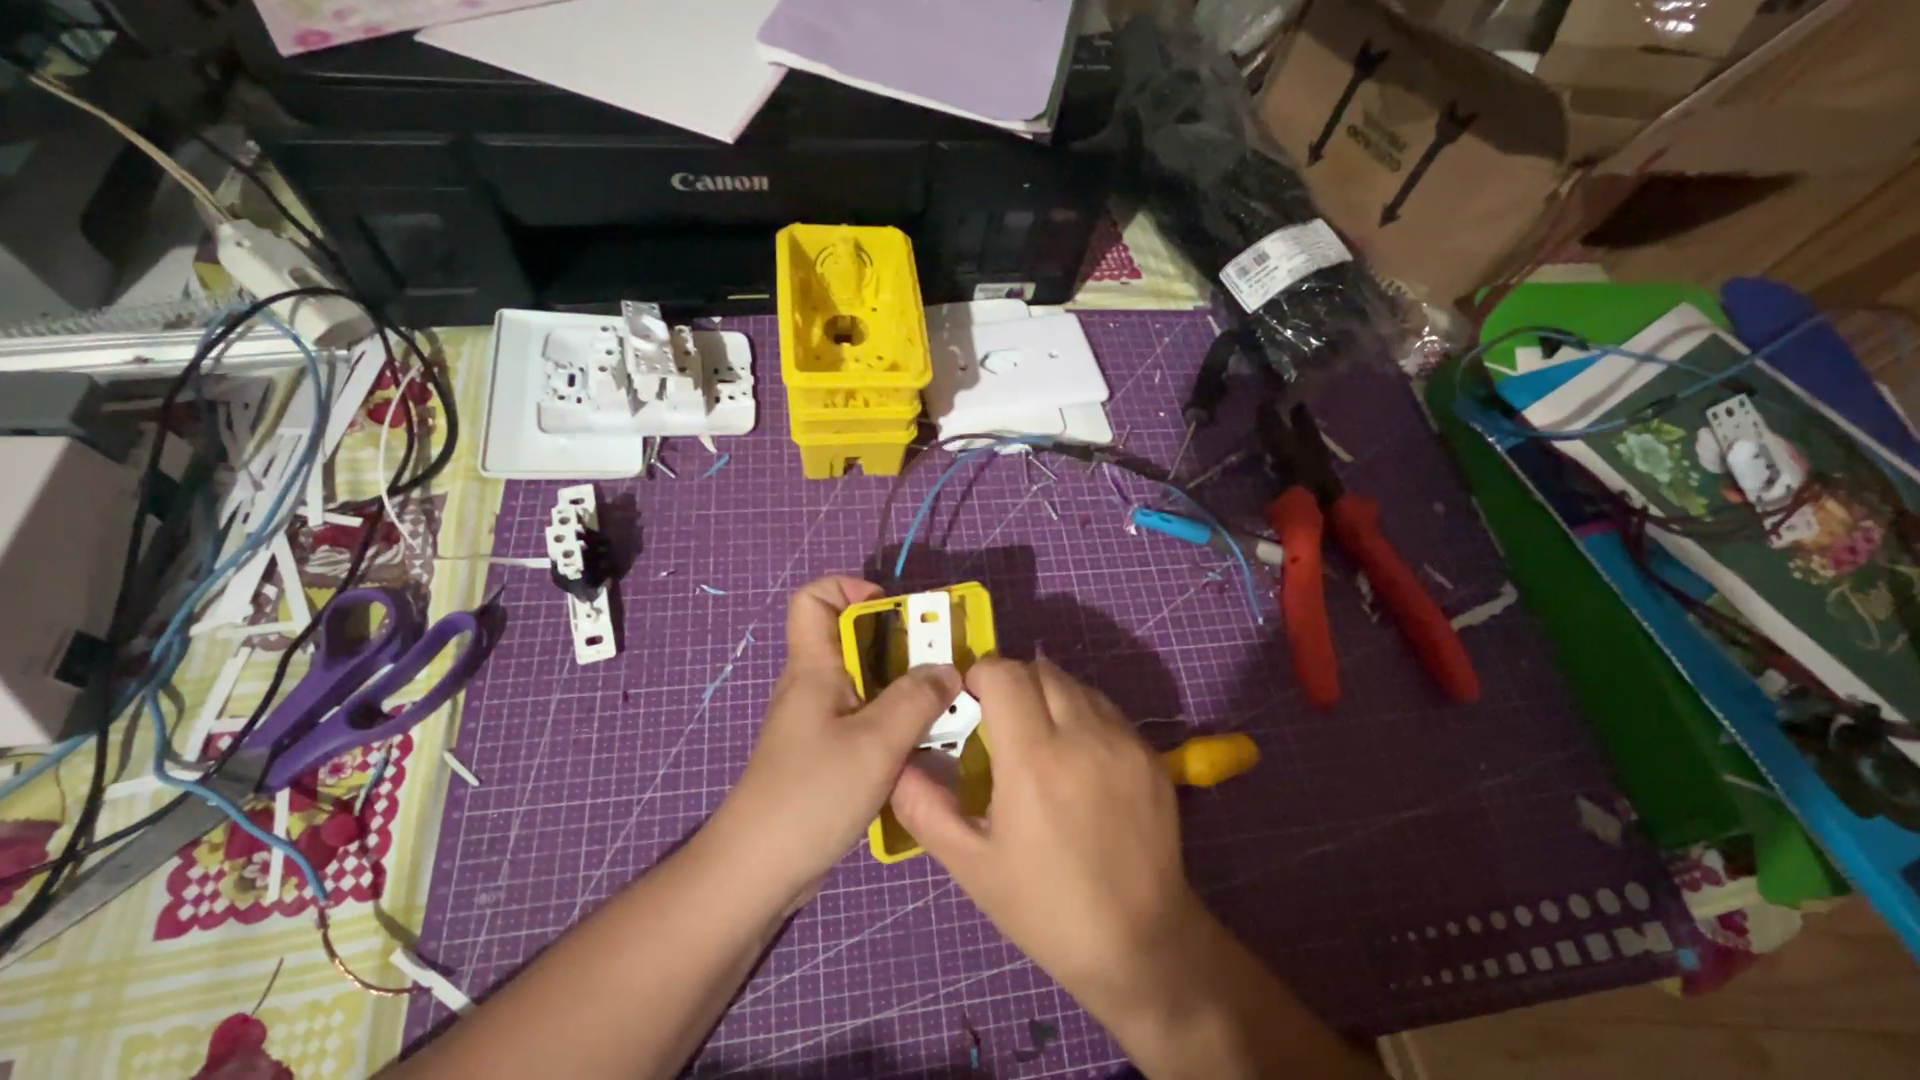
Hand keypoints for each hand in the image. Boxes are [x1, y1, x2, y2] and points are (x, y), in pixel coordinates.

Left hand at [715, 576, 962, 901]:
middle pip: (855, 642)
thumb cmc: (813, 793)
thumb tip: (948, 669)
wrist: (761, 869)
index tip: (899, 611)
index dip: (852, 588)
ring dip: (908, 693)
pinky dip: (898, 729)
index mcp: (813, 667)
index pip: (815, 598)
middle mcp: (814, 687)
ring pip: (869, 688)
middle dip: (904, 646)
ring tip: (948, 711)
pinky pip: (868, 725)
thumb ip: (916, 699)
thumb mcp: (876, 741)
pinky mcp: (828, 758)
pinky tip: (925, 752)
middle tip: (945, 667)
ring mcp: (820, 725)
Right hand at [889, 656, 1202, 1010]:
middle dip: (1013, 683)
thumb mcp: (971, 865)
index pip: (1005, 673)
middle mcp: (1083, 736)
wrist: (1139, 942)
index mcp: (1034, 759)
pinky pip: (1109, 713)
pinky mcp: (1151, 757)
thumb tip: (898, 763)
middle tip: (998, 722)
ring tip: (1038, 740)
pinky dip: (1083, 718)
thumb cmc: (1045, 907)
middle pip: (1041, 670)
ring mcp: (1125, 743)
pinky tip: (1076, 761)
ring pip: (1078, 686)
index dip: (980, 676)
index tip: (969, 702)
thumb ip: (925, 807)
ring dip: (1049, 696)